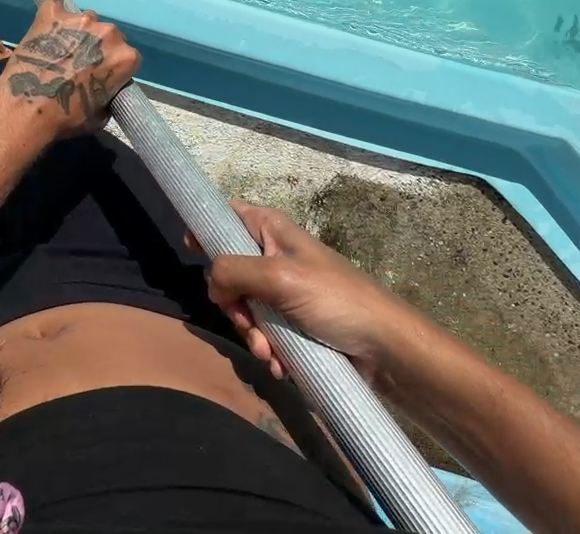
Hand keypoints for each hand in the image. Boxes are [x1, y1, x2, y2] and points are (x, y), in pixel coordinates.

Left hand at [0, 0, 139, 138]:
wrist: (27, 108)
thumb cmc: (66, 117)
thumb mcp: (100, 115)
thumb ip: (108, 93)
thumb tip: (102, 87)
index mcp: (125, 57)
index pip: (127, 55)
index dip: (113, 65)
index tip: (99, 74)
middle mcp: (107, 33)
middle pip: (107, 35)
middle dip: (95, 47)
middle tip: (77, 63)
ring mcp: (78, 20)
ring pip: (84, 19)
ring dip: (75, 31)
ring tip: (58, 49)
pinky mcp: (50, 15)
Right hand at [202, 201, 429, 380]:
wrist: (388, 350)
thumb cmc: (336, 300)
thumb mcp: (279, 277)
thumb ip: (233, 271)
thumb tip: (213, 285)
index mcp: (271, 230)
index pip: (226, 214)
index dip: (205, 228)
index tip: (191, 251)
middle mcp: (274, 255)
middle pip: (228, 271)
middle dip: (234, 305)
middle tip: (247, 322)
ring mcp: (284, 290)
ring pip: (244, 307)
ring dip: (252, 335)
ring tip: (271, 355)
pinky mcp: (294, 322)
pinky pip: (264, 332)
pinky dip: (268, 349)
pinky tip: (280, 366)